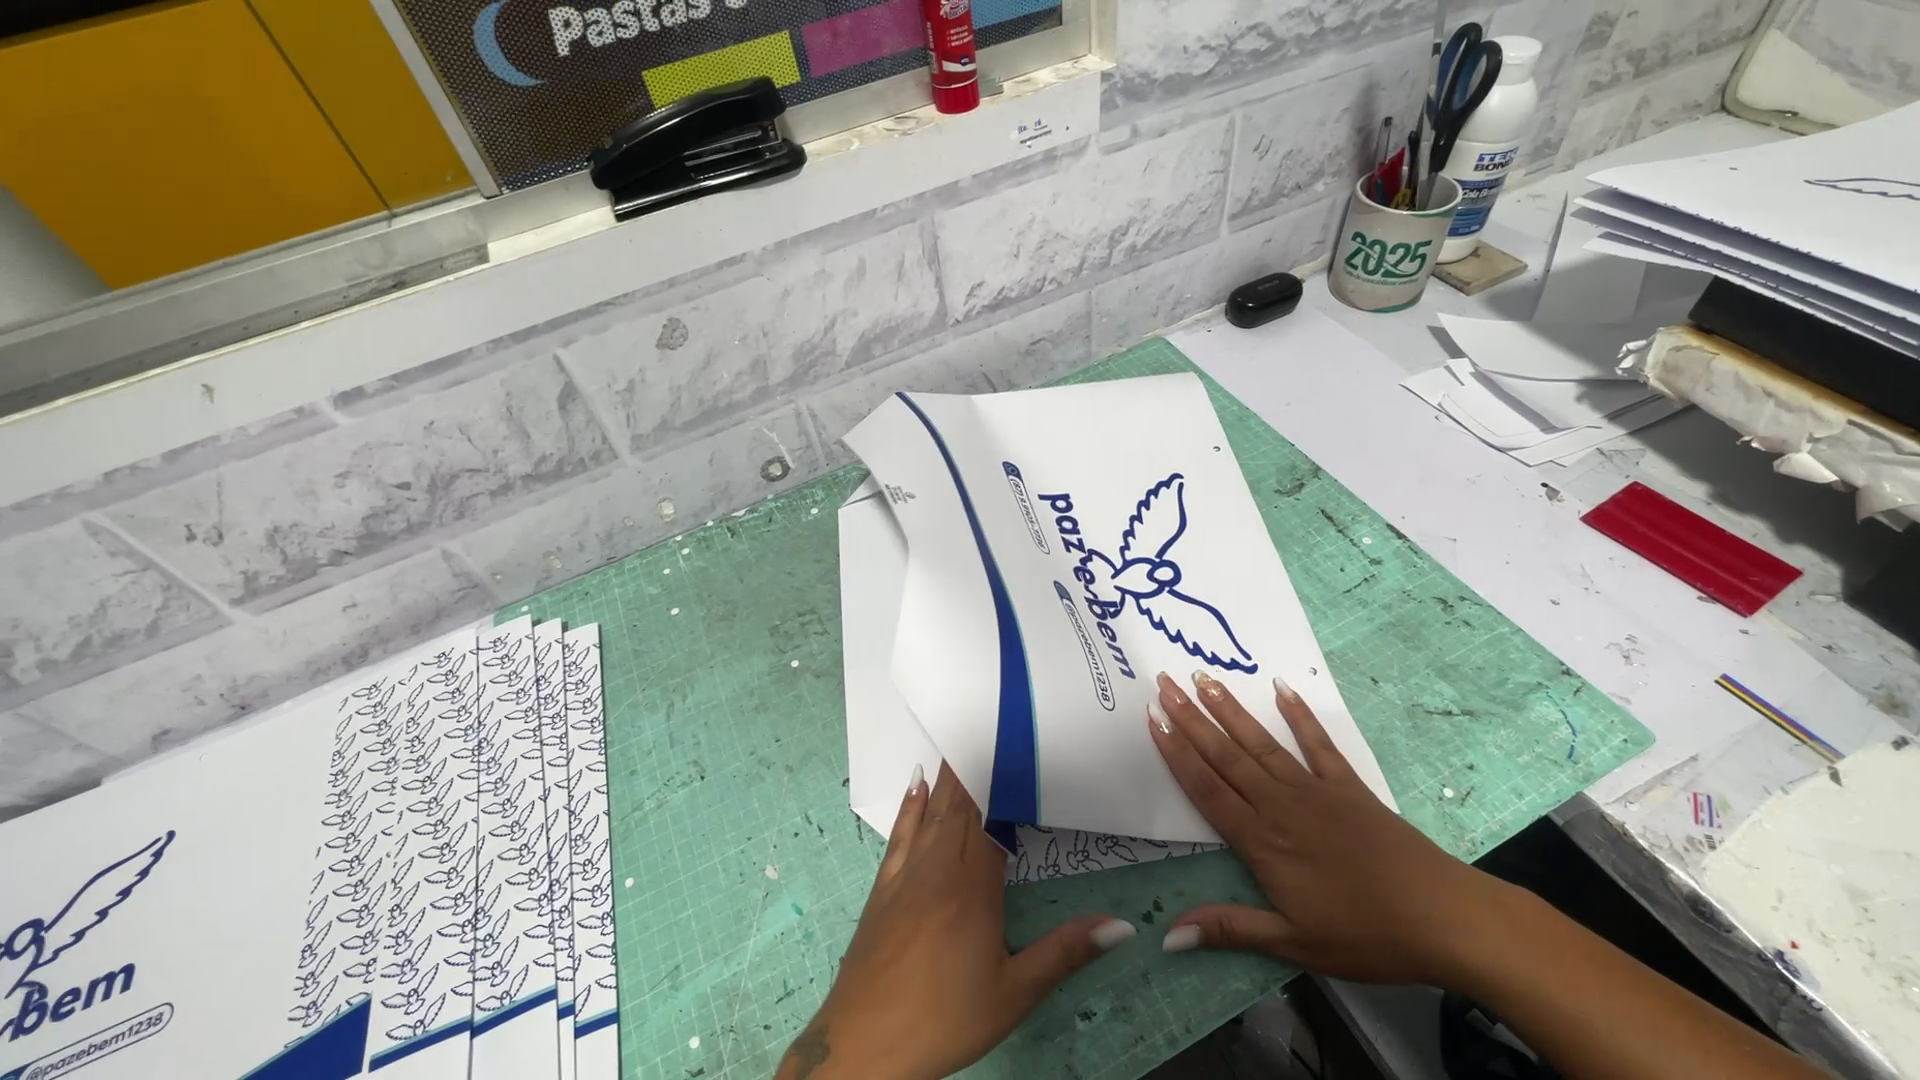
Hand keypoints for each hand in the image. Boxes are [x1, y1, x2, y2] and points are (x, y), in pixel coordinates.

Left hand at [776, 763, 1135, 1079]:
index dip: (1002, 780)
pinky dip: (909, 808)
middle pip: (959, 806)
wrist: (863, 1046)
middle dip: (974, 765)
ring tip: (958, 738)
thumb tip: (1122, 926)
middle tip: (987, 721)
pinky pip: (898, 837)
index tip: (1013, 740)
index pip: (991, 819)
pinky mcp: (881, 891)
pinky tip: (914, 786)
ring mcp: (905, 877)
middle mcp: (937, 869)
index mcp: (973, 887)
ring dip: (945, 777)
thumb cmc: (944, 1018)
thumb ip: (1065, 952)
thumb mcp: (1014, 993)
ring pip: (930, 814)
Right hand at [1146, 670, 1507, 985]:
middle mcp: (1281, 805)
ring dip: (1230, 710)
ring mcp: (1316, 790)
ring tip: (1204, 679)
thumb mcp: (1294, 943)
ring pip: (1261, 744)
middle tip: (1164, 682)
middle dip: (1191, 718)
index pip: (1207, 789)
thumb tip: (1167, 936)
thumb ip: (1230, 929)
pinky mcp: (1349, 786)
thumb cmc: (1365, 935)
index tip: (1153, 718)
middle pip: (1226, 756)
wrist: (1444, 917)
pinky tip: (1280, 688)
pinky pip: (1318, 744)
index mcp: (1262, 842)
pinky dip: (1299, 715)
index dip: (1176, 753)